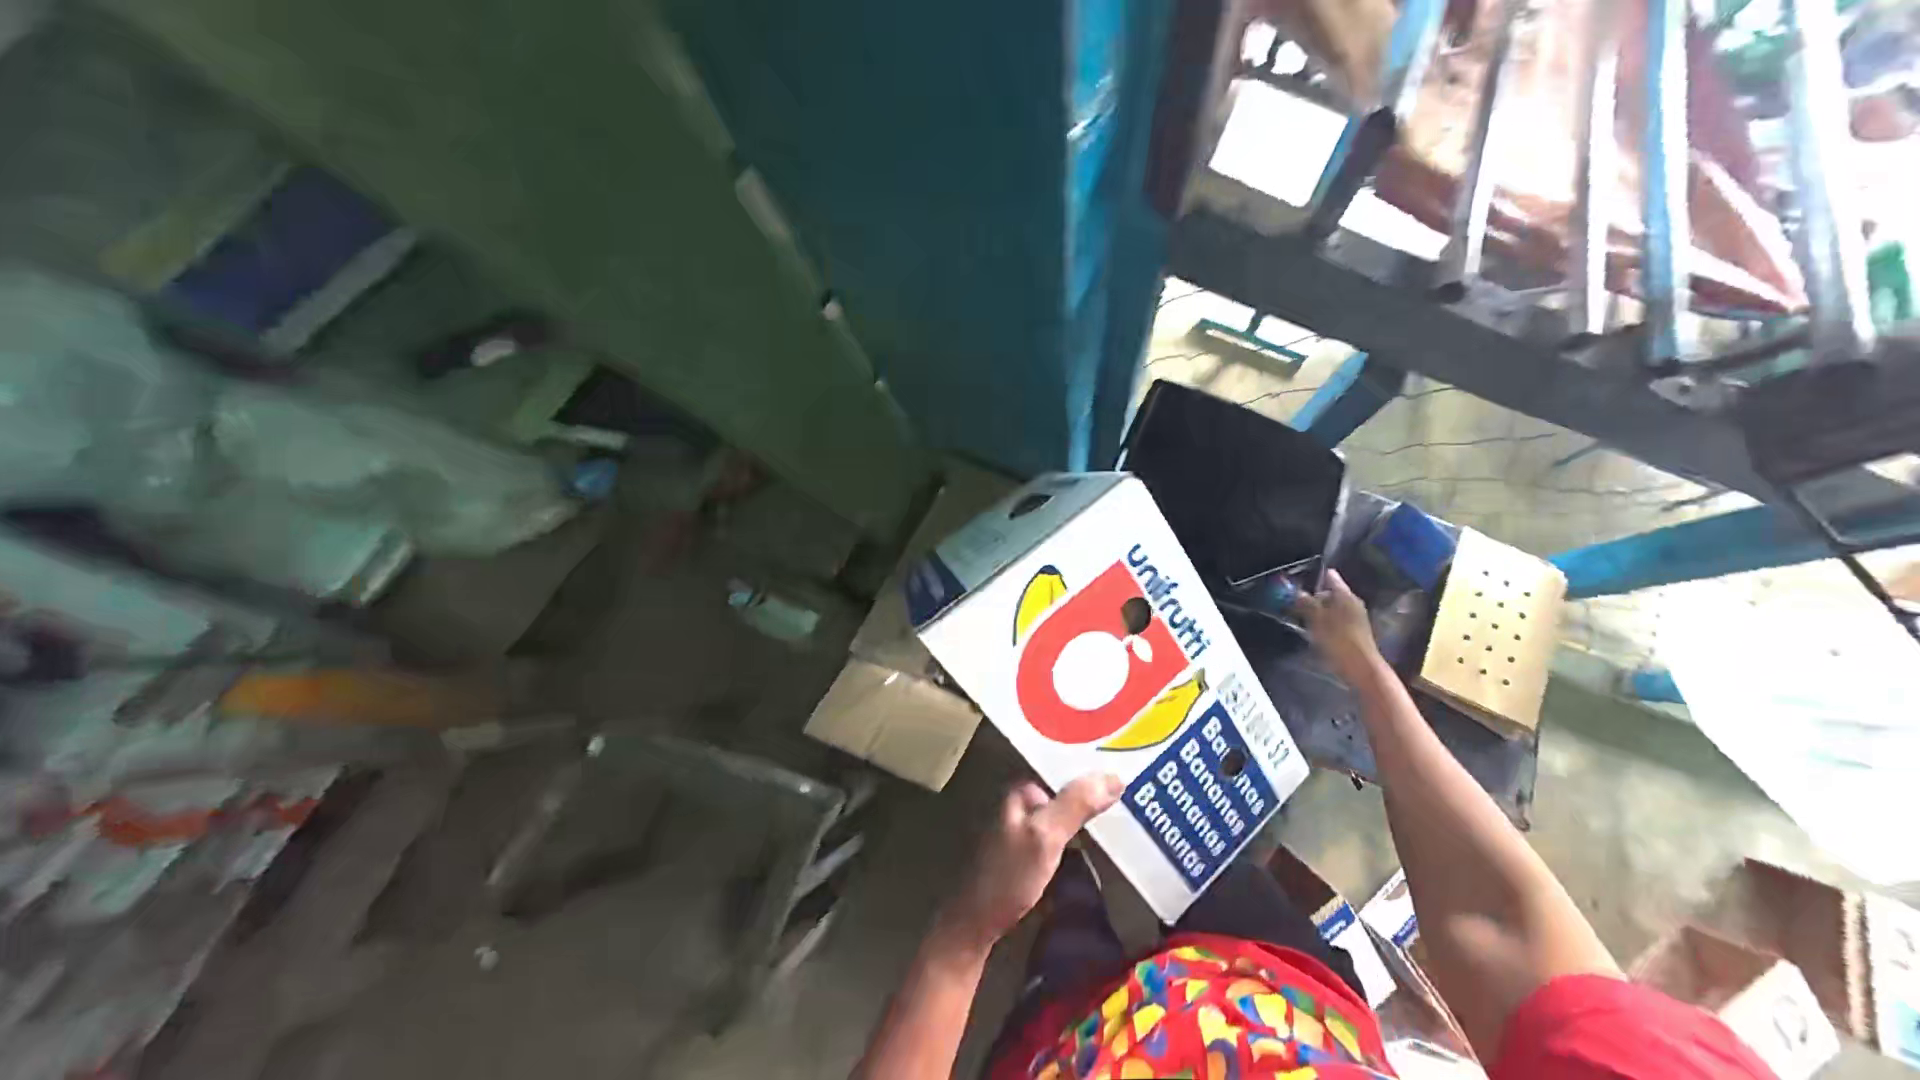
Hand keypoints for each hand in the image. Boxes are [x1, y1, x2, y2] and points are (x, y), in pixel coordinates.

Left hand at [934, 774, 1124, 955]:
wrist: (978, 924)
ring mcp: (1027, 824)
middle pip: (1067, 785)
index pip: (1064, 763)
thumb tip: (1114, 776)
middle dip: (1097, 786)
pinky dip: (1084, 828)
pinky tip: (1104, 834)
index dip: (1094, 763)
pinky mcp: (1033, 848)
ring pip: (1067, 807)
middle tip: (1136, 786)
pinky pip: (1065, 828)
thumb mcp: (1045, 836)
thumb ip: (1075, 804)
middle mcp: (1023, 800)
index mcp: (1023, 788)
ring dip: (1092, 808)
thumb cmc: (1008, 876)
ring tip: (1129, 804)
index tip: (1128, 762)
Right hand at [1296, 569, 1384, 685]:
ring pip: (1333, 607)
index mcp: (1345, 595)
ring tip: (1301, 618)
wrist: (1361, 668)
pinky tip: (1314, 631)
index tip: (1298, 580)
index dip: (1314, 576)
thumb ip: (1306, 604)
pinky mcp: (1355, 632)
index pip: (1330, 577)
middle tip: (1295, 602)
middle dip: (1314, 596)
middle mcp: (1353, 603)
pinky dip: (1325, 622)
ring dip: (1318, 611)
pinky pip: (1336, 620)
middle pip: (1330, 593)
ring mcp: (1356, 618)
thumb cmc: (1338, 640)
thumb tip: (1297, 593)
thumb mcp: (1316, 620)